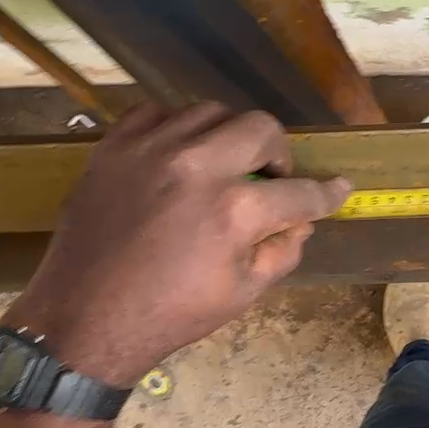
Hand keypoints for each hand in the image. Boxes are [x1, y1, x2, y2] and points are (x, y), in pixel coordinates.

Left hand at [5, 103, 350, 384]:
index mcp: (235, 211)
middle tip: (272, 179)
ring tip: (225, 168)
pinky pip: (159, 113)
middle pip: (261, 128)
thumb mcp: (245, 293)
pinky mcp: (115, 147)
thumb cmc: (174, 313)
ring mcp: (151, 150)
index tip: (339, 188)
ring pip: (212, 112)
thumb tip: (301, 221)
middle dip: (280, 154)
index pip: (301, 192)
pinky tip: (182, 158)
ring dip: (231, 137)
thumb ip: (283, 250)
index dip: (327, 192)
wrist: (89, 315)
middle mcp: (197, 166)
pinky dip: (181, 130)